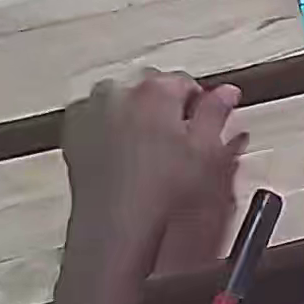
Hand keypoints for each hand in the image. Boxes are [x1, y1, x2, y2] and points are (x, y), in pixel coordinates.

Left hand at [55, 72, 247, 303]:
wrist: (117, 222)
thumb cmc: (163, 192)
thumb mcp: (206, 153)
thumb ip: (216, 114)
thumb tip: (228, 91)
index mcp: (157, 90)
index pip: (186, 82)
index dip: (199, 105)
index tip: (203, 126)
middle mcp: (120, 91)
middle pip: (152, 86)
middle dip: (167, 107)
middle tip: (179, 142)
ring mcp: (93, 109)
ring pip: (123, 99)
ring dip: (138, 114)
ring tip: (151, 150)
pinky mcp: (75, 130)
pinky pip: (97, 116)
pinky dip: (110, 126)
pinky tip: (124, 154)